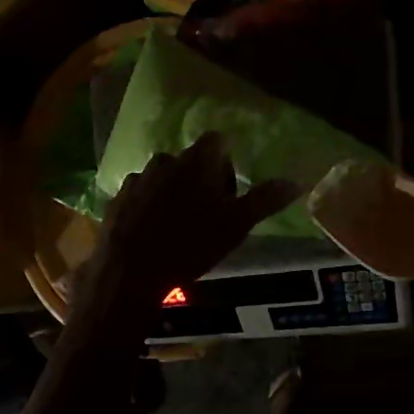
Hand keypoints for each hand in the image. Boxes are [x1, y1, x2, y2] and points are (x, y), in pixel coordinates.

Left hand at [79, 133, 301, 317]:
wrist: (131, 271)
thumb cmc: (191, 245)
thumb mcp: (236, 225)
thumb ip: (265, 200)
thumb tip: (296, 182)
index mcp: (197, 160)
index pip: (218, 142)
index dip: (226, 166)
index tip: (228, 197)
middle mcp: (165, 159)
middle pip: (189, 162)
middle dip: (199, 183)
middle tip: (206, 219)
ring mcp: (137, 178)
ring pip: (163, 179)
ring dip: (172, 196)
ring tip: (177, 231)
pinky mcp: (117, 199)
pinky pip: (140, 197)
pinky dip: (148, 209)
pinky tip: (153, 237)